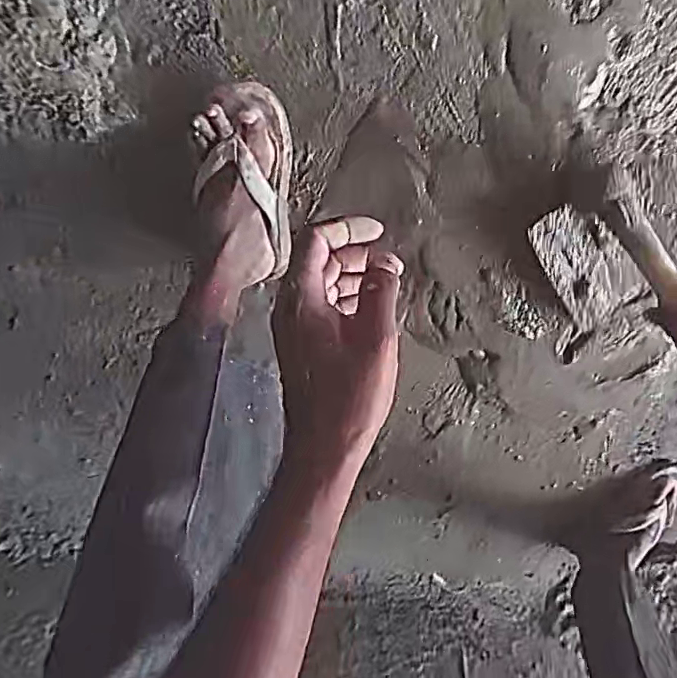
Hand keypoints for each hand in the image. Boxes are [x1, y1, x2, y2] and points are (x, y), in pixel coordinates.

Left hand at [273, 215, 403, 478]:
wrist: (323, 448)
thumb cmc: (347, 399)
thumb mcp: (376, 337)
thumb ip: (381, 291)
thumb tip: (385, 262)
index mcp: (301, 300)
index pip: (316, 241)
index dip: (348, 229)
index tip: (376, 232)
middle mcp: (290, 309)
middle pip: (318, 260)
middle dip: (354, 252)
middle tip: (386, 259)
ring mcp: (293, 328)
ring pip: (321, 282)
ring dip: (353, 275)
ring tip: (386, 281)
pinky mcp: (302, 345)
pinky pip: (322, 304)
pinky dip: (347, 296)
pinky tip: (372, 307)